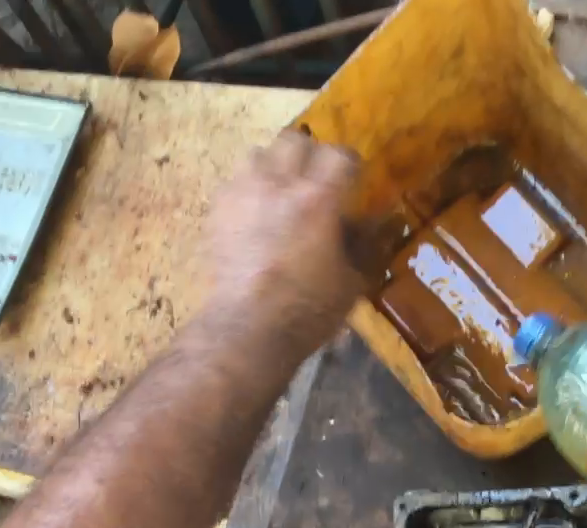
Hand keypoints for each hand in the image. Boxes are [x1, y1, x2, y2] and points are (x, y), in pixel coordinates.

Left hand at [198, 131, 363, 362]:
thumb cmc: (308, 310)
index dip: (351, 165)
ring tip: (280, 192)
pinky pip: (234, 181)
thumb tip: (369, 226)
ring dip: (274, 166)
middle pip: (295, 140)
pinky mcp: (217, 210)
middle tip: (315, 180)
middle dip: (309, 155)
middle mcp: (279, 183)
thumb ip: (363, 248)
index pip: (340, 155)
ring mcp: (243, 192)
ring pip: (259, 153)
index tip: (353, 180)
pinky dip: (248, 189)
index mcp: (319, 199)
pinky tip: (254, 214)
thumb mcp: (351, 284)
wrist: (248, 327)